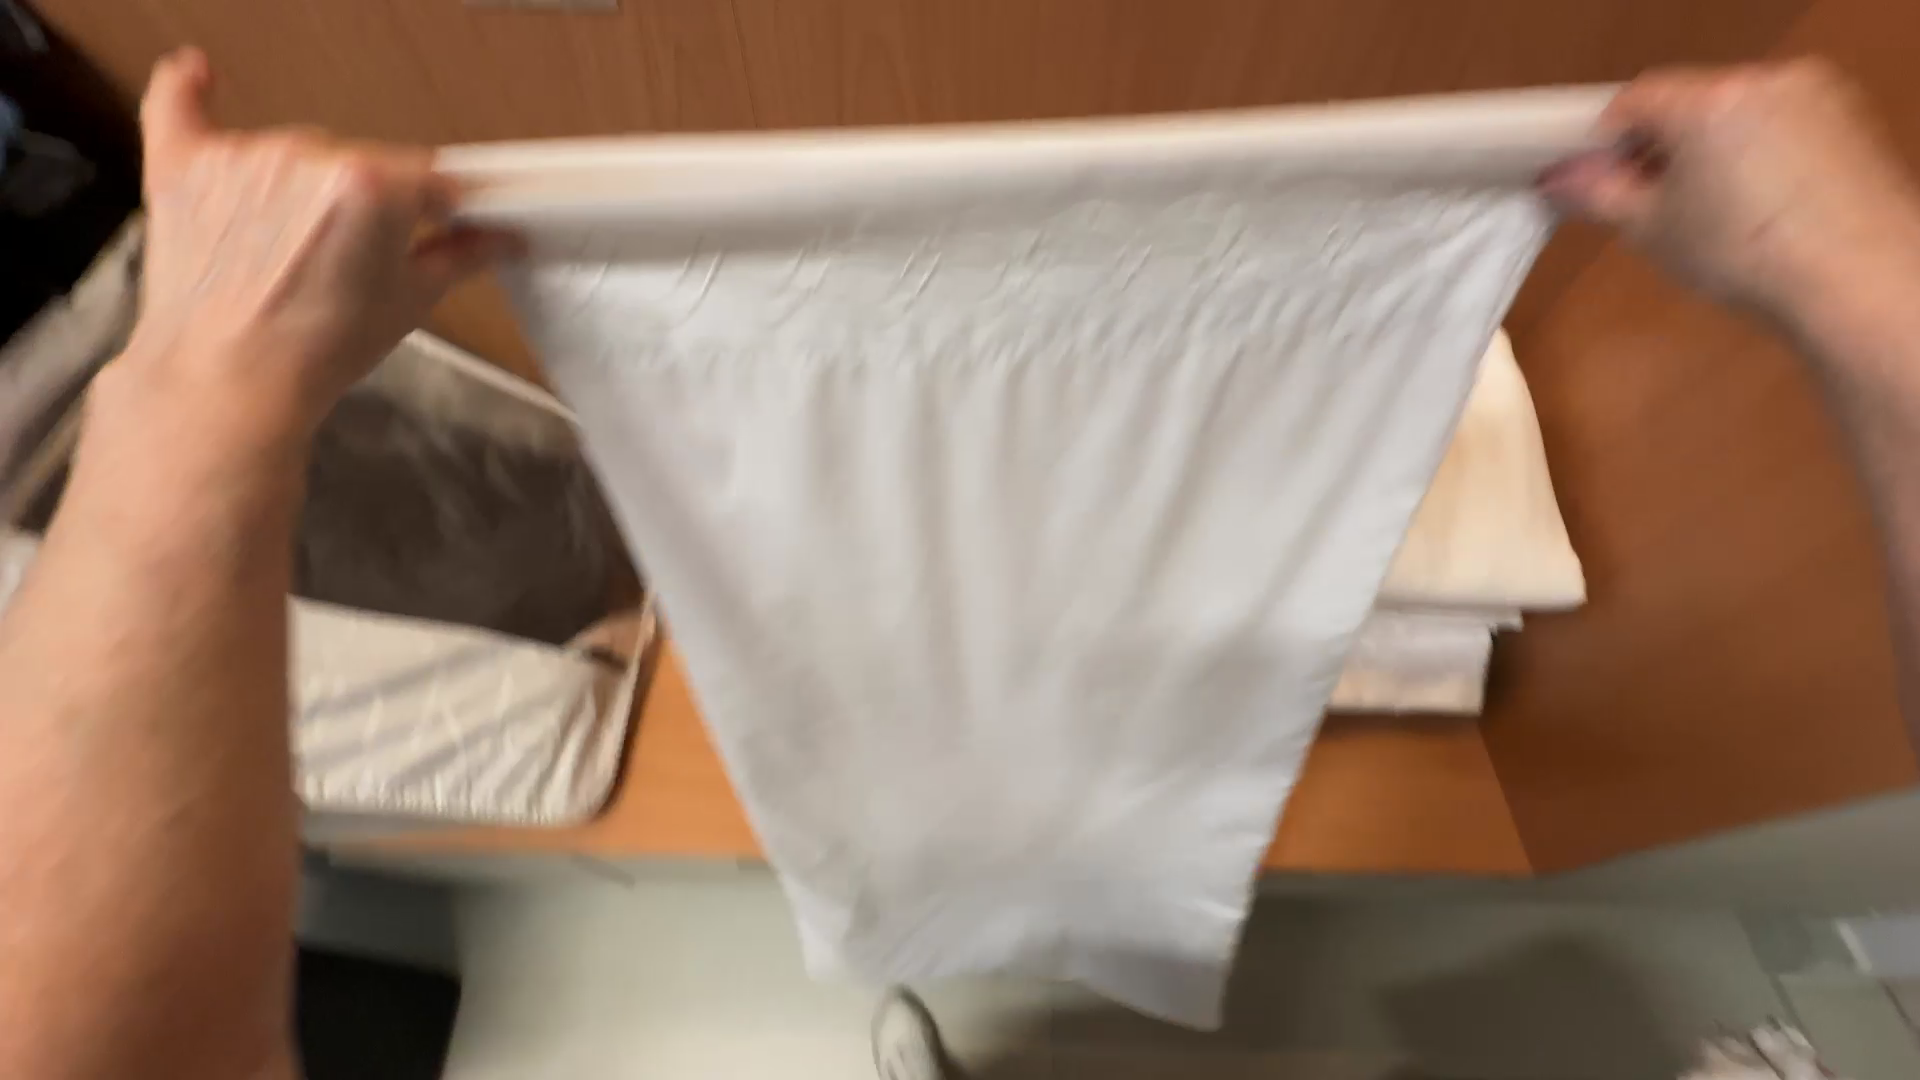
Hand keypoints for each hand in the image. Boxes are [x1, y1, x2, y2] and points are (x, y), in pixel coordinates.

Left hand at [116, 48, 513, 443]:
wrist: (234, 375)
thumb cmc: (328, 343)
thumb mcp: (417, 298)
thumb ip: (464, 254)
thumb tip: (502, 237)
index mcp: (375, 185)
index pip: (435, 181)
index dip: (454, 207)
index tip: (464, 222)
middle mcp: (308, 153)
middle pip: (371, 164)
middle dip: (386, 202)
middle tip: (380, 255)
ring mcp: (242, 154)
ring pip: (305, 153)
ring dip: (320, 183)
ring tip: (314, 243)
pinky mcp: (183, 163)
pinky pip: (184, 108)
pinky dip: (193, 93)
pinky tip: (202, 74)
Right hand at [1542, 60, 1919, 324]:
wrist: (1852, 272)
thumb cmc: (1733, 249)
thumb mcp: (1645, 225)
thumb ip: (1596, 191)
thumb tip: (1556, 177)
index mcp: (1709, 101)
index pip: (1633, 98)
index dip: (1600, 137)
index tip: (1587, 178)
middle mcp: (1765, 79)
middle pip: (1682, 100)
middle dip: (1648, 144)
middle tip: (1631, 198)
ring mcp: (1811, 93)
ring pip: (1724, 111)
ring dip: (1692, 147)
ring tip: (1686, 206)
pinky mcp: (1841, 116)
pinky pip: (1765, 120)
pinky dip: (1737, 149)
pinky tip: (1736, 199)